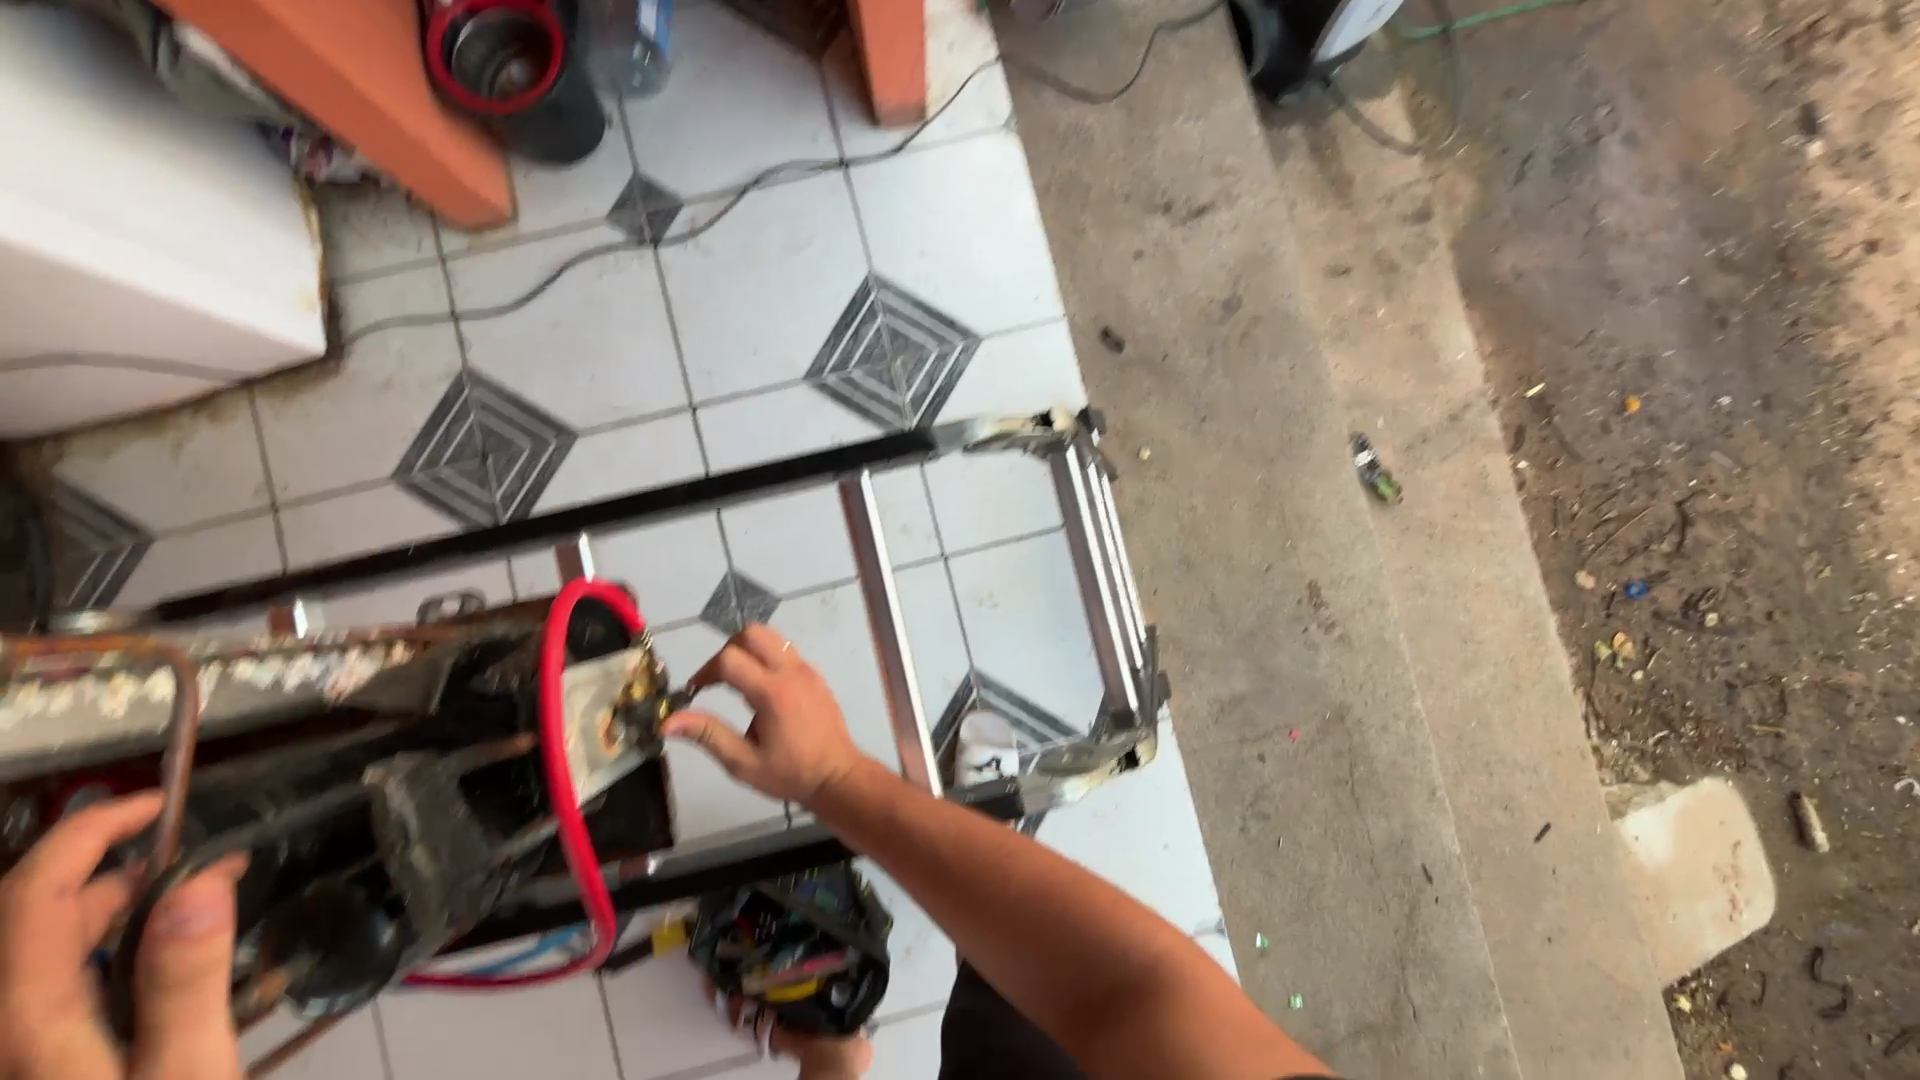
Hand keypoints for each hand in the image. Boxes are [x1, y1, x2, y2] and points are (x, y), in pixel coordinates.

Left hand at [0, 792, 246, 1079]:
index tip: (161, 804)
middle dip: (117, 872)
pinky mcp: (40, 1059)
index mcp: (26, 1024)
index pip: (31, 897)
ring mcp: (21, 1048)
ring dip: (115, 912)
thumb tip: (198, 883)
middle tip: (209, 865)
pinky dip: (108, 954)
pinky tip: (160, 966)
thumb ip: (184, 981)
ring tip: (196, 904)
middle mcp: (6, 1028)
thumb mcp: (186, 1073)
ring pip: (40, 954)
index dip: (88, 833)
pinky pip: (56, 988)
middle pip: (30, 920)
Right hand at [662, 625, 868, 803]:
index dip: (706, 671)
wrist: (837, 776)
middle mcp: (792, 672)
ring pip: (772, 637)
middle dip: (727, 650)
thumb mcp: (743, 763)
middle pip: (752, 633)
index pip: (729, 659)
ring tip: (737, 682)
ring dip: (748, 650)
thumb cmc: (790, 774)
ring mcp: (807, 670)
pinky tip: (761, 690)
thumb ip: (707, 735)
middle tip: (717, 679)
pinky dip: (767, 658)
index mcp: (772, 693)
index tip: (696, 691)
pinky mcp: (815, 674)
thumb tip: (667, 722)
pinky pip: (786, 651)